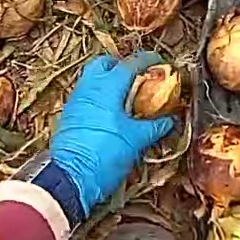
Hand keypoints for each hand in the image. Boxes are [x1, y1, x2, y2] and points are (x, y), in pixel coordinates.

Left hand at [48, 52, 175, 215]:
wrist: (70, 178)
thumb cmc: (106, 152)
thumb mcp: (137, 139)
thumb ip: (155, 126)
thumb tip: (170, 120)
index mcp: (107, 87)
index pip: (130, 64)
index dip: (147, 61)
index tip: (160, 63)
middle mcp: (89, 87)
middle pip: (104, 63)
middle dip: (121, 65)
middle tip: (138, 77)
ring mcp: (76, 100)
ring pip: (92, 78)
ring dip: (109, 80)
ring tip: (127, 95)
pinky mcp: (69, 115)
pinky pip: (86, 95)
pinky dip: (100, 96)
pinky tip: (112, 112)